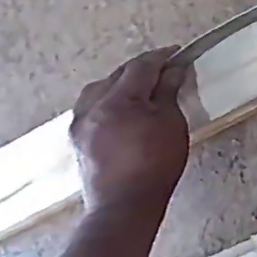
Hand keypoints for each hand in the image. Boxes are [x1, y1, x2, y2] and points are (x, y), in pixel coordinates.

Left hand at [70, 47, 190, 219]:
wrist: (124, 204)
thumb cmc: (157, 161)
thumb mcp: (171, 121)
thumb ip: (168, 91)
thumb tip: (173, 69)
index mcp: (117, 100)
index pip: (141, 66)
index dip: (162, 56)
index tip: (179, 52)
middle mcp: (92, 107)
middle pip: (117, 75)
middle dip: (141, 68)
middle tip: (166, 68)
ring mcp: (80, 124)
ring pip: (99, 89)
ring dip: (121, 82)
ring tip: (143, 85)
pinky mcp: (78, 140)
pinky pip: (92, 106)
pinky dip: (109, 98)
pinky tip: (123, 106)